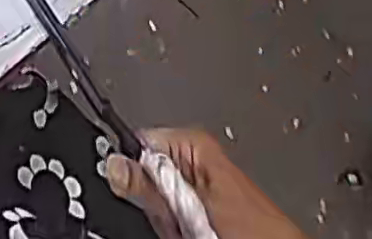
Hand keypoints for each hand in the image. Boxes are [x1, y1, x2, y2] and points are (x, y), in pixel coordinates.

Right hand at [104, 128, 306, 238]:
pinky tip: (198, 233)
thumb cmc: (258, 235)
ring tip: (192, 232)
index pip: (137, 143)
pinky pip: (181, 212)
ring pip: (163, 200)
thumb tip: (114, 164)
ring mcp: (203, 184)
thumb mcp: (192, 212)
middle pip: (148, 175)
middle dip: (156, 204)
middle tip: (179, 224)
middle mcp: (198, 157)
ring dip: (171, 220)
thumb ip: (151, 187)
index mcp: (193, 142)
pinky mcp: (210, 207)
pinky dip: (183, 227)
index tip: (142, 198)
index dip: (131, 172)